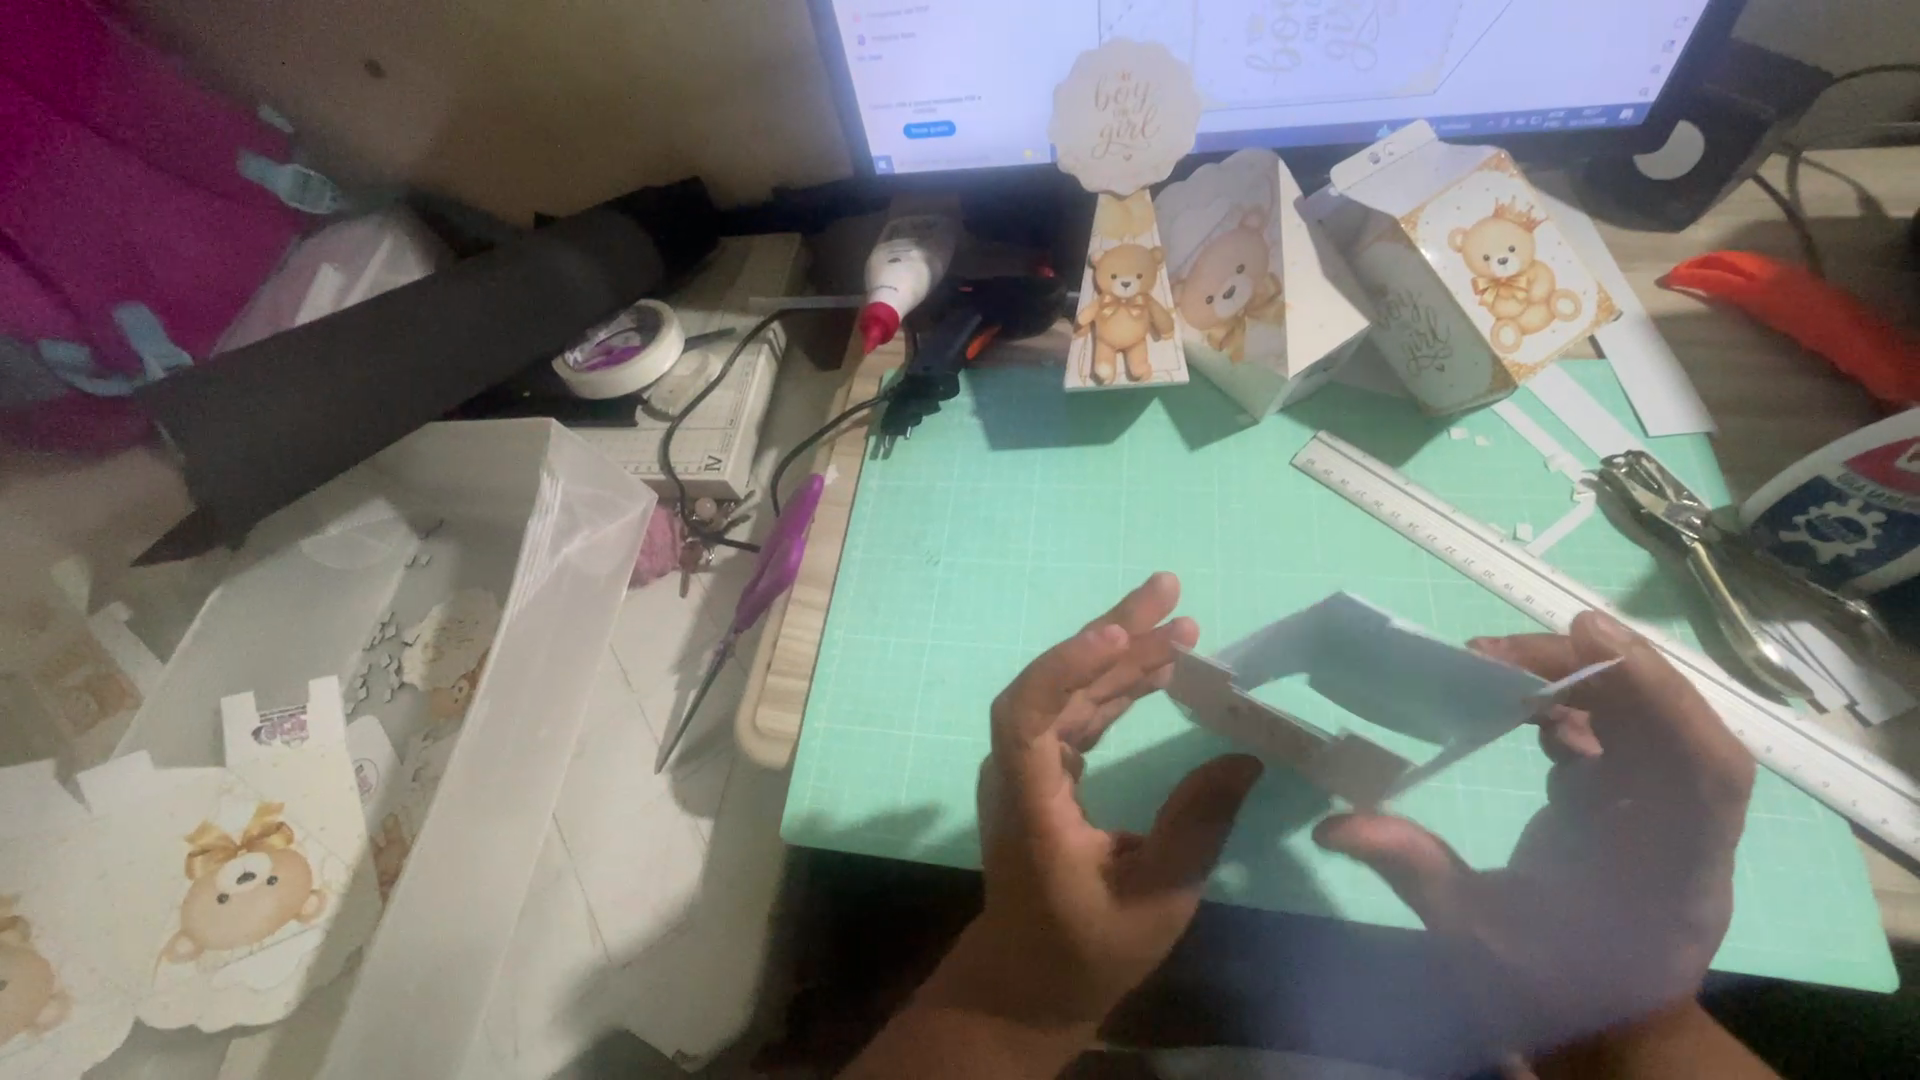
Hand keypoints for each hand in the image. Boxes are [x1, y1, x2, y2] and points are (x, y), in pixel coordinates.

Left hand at [925, 573, 1263, 1030]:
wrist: (1030, 975)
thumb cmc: (1086, 947)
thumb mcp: (1156, 898)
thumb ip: (1196, 825)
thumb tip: (1245, 756)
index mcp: (1028, 800)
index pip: (1025, 715)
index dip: (1065, 668)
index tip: (1118, 636)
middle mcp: (1018, 768)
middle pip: (1054, 683)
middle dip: (1112, 634)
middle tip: (1168, 591)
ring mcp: (1029, 764)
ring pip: (1071, 691)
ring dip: (1122, 655)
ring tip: (1180, 622)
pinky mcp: (1046, 767)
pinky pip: (1080, 713)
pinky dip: (1119, 688)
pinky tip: (1159, 669)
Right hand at [1314, 611, 1754, 1059]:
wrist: (1598, 1028)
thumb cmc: (1543, 987)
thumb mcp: (1471, 937)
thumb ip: (1412, 870)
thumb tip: (1331, 825)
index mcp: (1664, 873)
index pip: (1700, 772)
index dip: (1657, 696)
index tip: (1586, 637)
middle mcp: (1680, 836)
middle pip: (1670, 730)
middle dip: (1597, 671)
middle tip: (1502, 647)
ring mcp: (1660, 819)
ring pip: (1647, 726)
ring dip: (1581, 683)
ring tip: (1498, 662)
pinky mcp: (1632, 810)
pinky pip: (1622, 741)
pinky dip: (1576, 709)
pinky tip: (1525, 706)